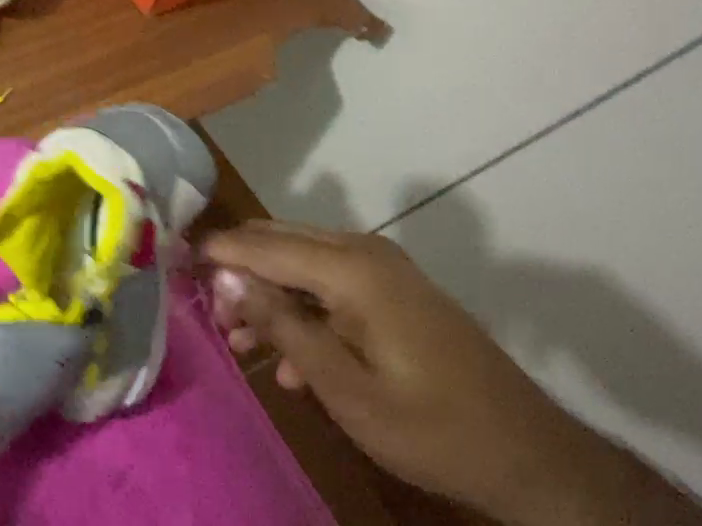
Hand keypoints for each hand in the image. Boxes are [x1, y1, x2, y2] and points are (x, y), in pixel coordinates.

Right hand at [203, 222, 701, 525]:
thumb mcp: (343, 386)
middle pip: (276, 243)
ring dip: (266, 295)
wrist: (533, 457)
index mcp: (351, 269)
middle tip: (207, 312)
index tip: (169, 263)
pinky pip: (328, 283)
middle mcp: (363, 253)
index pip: (259, 245)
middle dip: (237, 273)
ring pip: (299, 262)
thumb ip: (280, 325)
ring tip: (241, 342)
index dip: (213, 253)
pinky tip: (291, 360)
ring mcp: (383, 269)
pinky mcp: (393, 290)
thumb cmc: (431, 426)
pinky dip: (300, 309)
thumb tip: (223, 277)